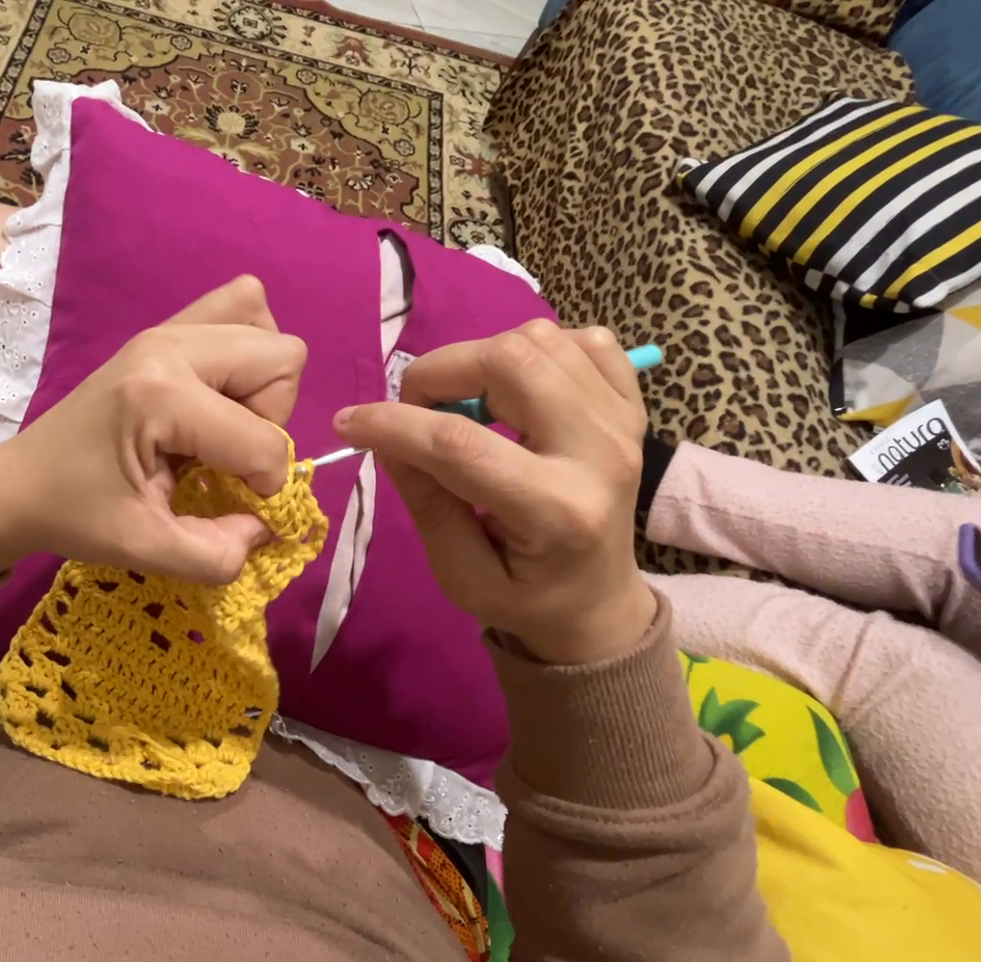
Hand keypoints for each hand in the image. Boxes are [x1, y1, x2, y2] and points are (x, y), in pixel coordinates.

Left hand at [0, 276, 304, 582]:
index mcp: (160, 397)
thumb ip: (217, 554)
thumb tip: (267, 527)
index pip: (264, 437)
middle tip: (227, 456)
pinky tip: (215, 396)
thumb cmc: (74, 515)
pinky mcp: (159, 331)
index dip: (266, 485)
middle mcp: (168, 347)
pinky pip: (235, 309)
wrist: (18, 485)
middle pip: (282, 359)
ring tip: (222, 422)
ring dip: (261, 381)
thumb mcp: (144, 549)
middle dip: (271, 420)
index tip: (229, 506)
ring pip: (263, 325)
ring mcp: (162, 330)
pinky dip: (243, 353)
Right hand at [333, 321, 652, 664]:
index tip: (348, 422)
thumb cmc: (523, 598)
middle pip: (511, 363)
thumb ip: (426, 502)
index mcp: (555, 512)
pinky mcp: (632, 406)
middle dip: (439, 372)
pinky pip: (583, 340)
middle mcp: (600, 454)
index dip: (393, 423)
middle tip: (416, 409)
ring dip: (480, 360)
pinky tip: (514, 390)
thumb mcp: (459, 574)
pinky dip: (536, 351)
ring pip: (541, 339)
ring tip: (462, 402)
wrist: (599, 602)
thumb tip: (386, 438)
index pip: (459, 444)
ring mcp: (623, 422)